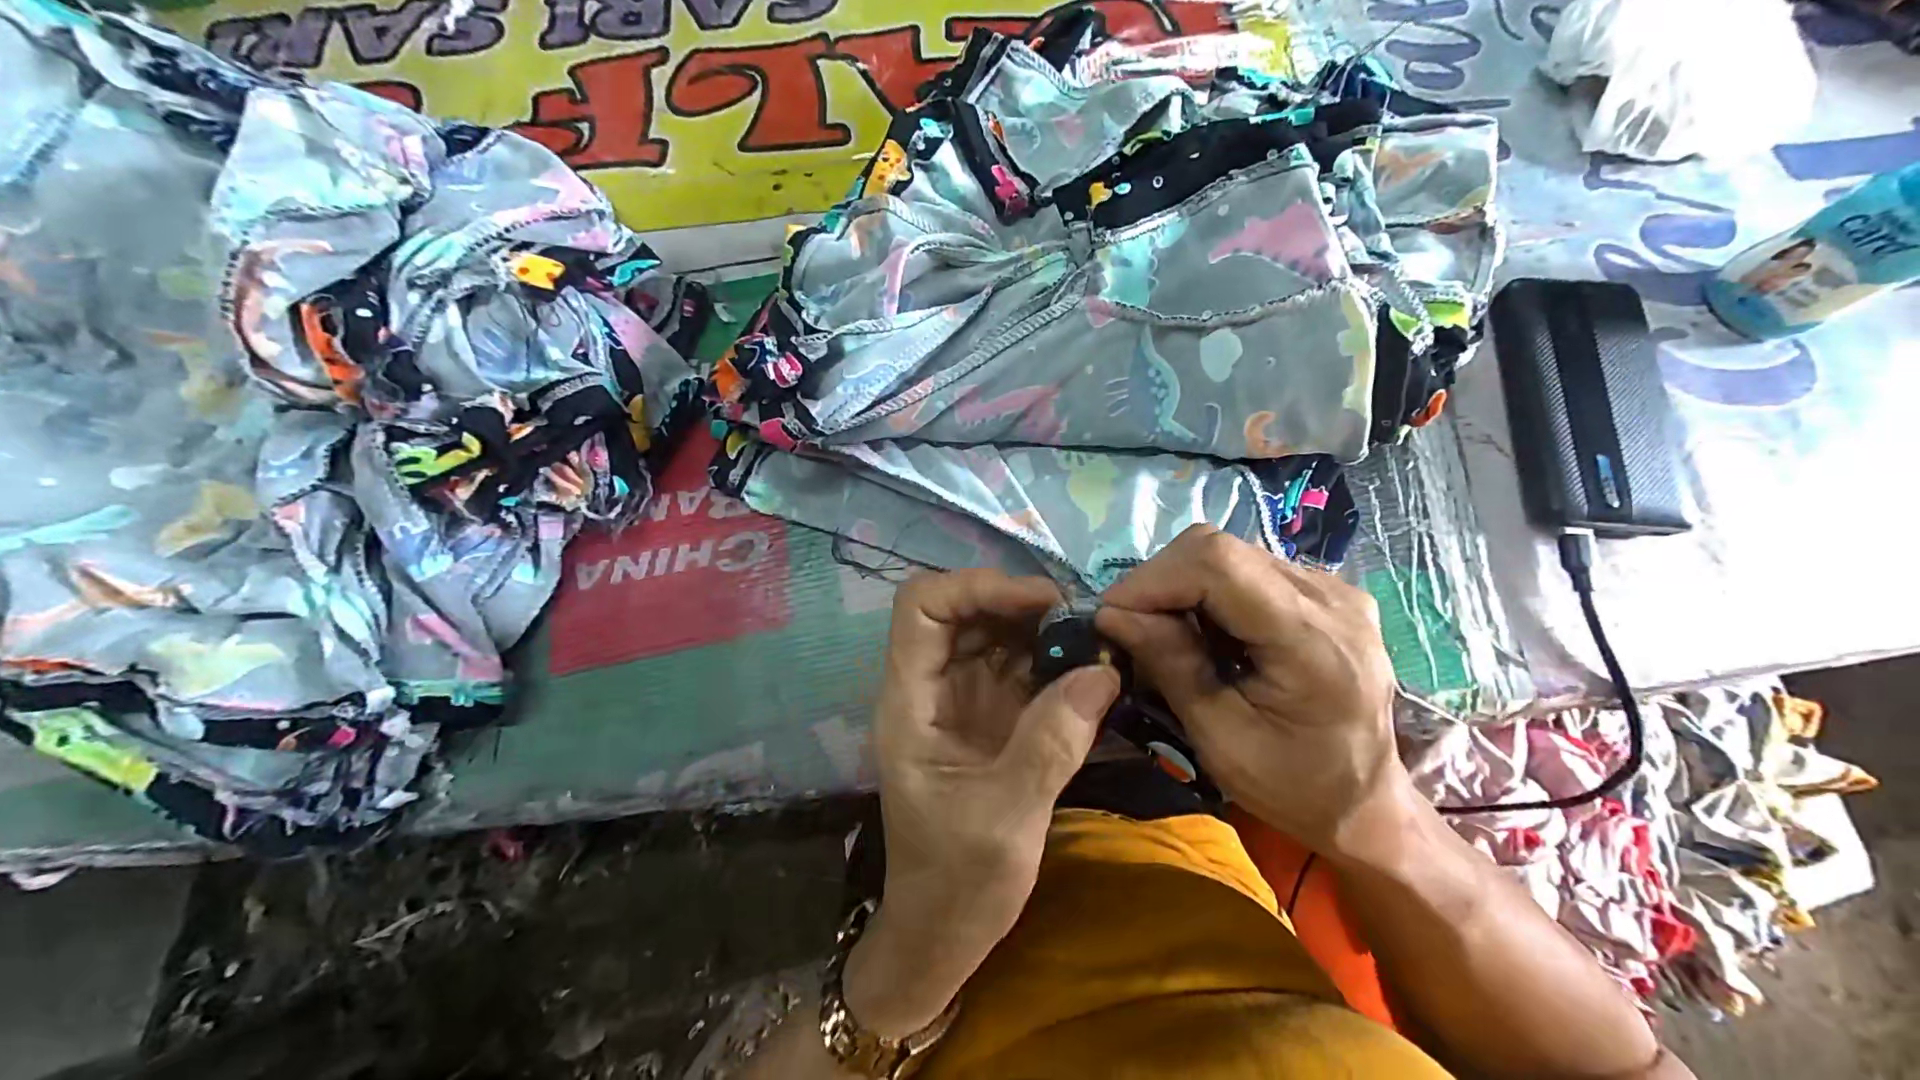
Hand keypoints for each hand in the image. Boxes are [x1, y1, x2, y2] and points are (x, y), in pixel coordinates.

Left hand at [850, 569, 1120, 1036]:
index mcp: (910, 702)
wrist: (942, 933)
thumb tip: (1102, 672)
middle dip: (1020, 603)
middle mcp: (931, 688)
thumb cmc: (956, 883)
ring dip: (1042, 630)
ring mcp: (961, 700)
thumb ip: (1050, 744)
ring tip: (1095, 640)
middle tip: (1083, 620)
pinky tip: (1091, 670)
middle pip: (963, 611)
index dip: (976, 587)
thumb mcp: (1006, 819)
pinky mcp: (990, 718)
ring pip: (994, 634)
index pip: (922, 607)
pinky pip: (1019, 668)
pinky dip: (1053, 661)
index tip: (1040, 602)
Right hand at [1095, 525, 1408, 856]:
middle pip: (1220, 549)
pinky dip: (1207, 590)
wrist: (1366, 802)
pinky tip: (1204, 631)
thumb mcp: (1221, 740)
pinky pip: (1247, 568)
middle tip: (1130, 626)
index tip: (1111, 616)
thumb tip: (1112, 615)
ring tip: (1164, 632)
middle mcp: (1331, 599)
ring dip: (1180, 585)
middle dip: (1159, 581)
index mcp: (1313, 643)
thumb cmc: (1293, 787)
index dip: (1153, 579)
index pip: (1219, 566)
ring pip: (1229, 552)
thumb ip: (1172, 667)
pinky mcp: (1325, 591)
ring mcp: (1333, 589)